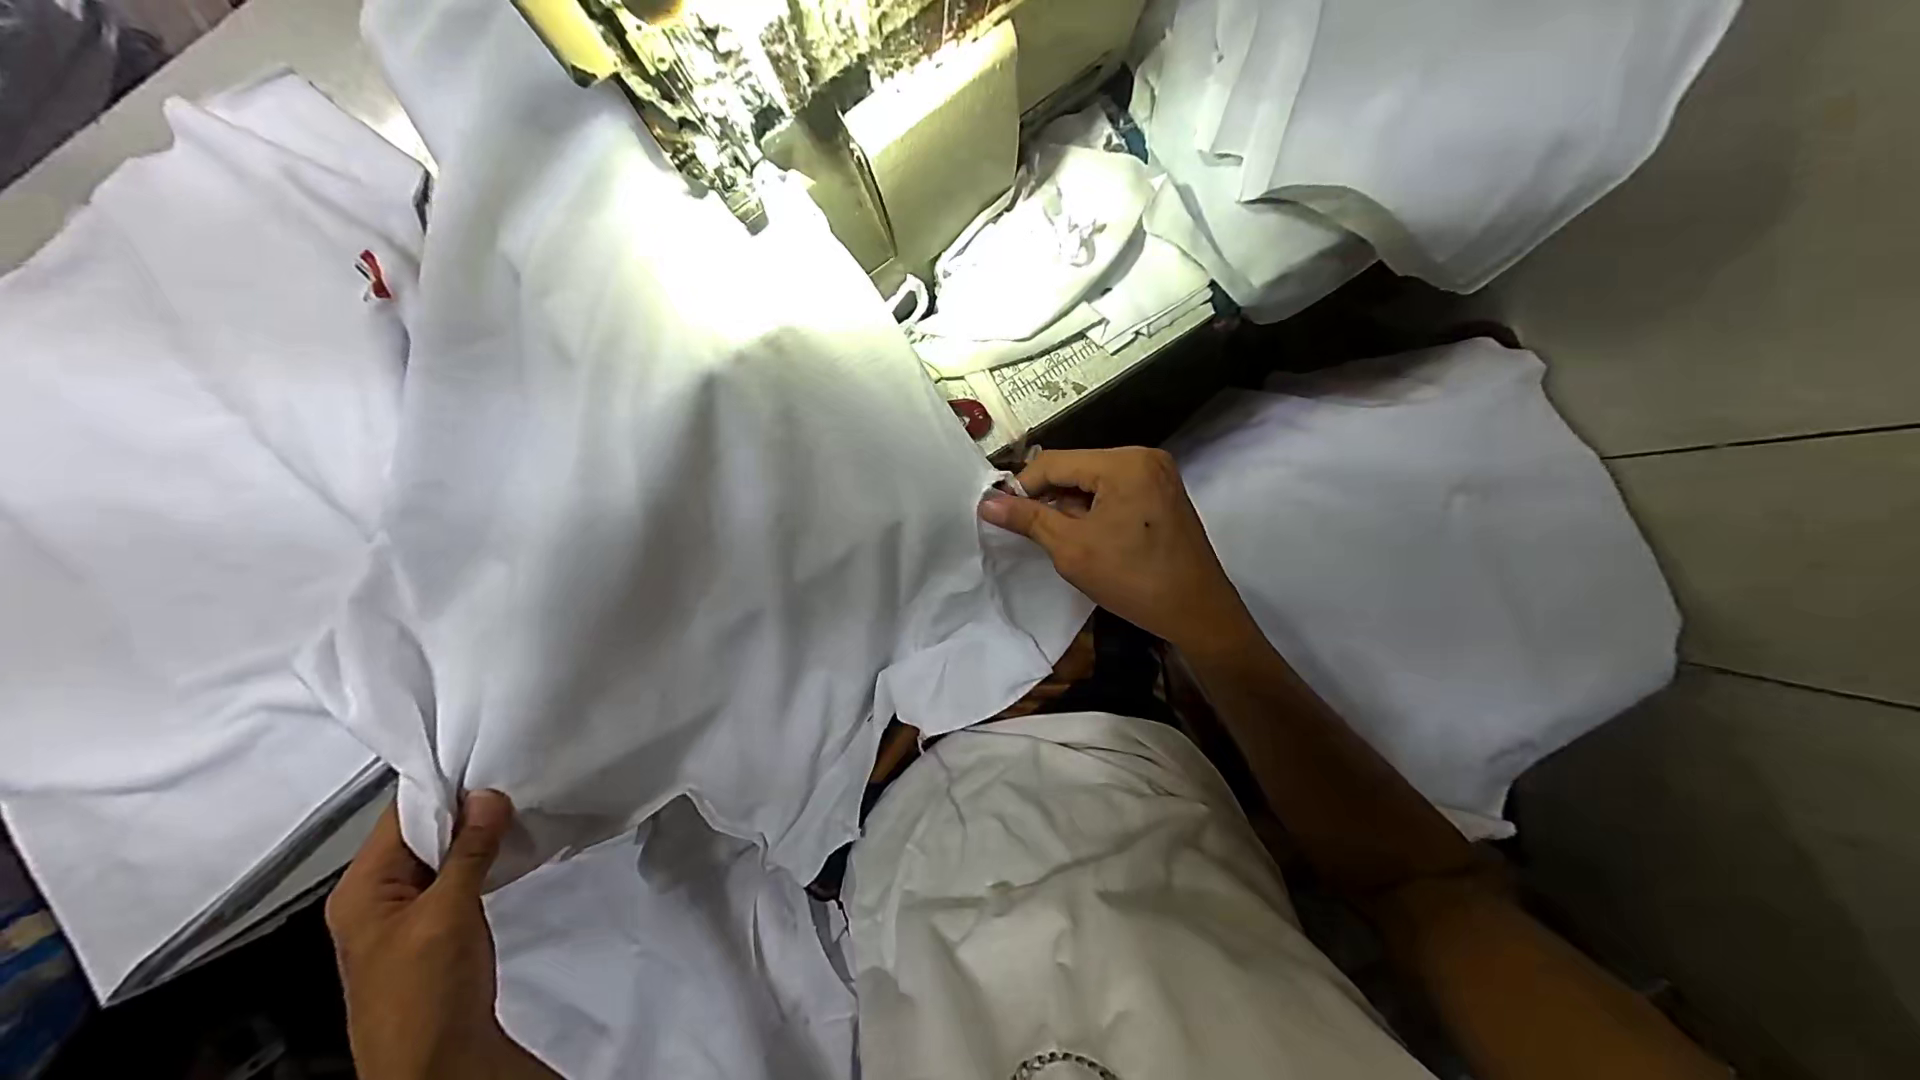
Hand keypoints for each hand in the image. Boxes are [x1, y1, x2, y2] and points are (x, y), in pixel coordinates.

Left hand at [325, 792, 557, 1079]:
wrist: (436, 1063)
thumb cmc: (426, 987)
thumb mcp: (448, 912)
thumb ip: (468, 851)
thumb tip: (488, 793)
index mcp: (361, 889)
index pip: (400, 817)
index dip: (442, 786)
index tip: (489, 756)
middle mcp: (377, 895)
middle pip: (421, 833)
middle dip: (466, 808)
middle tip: (513, 778)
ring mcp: (407, 914)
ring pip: (443, 854)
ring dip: (477, 834)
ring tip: (518, 807)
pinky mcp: (435, 927)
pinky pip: (455, 876)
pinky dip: (482, 858)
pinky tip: (510, 846)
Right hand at [979, 448, 1261, 656]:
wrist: (1197, 613)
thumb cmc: (1133, 580)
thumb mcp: (1072, 549)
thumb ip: (1028, 519)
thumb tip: (987, 502)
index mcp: (1124, 463)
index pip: (1054, 462)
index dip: (1021, 487)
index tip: (999, 514)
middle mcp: (1143, 457)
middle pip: (1075, 467)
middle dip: (1047, 496)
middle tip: (1026, 529)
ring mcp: (1157, 474)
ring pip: (1093, 480)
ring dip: (1069, 504)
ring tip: (1056, 536)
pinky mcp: (1162, 492)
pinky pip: (1114, 490)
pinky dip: (1093, 508)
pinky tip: (1085, 535)